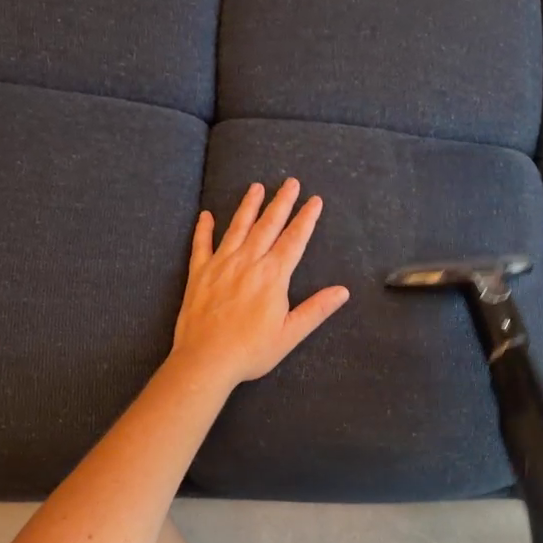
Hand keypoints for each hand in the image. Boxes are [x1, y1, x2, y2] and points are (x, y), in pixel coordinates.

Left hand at [171, 178, 349, 386]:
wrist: (205, 361)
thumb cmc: (251, 350)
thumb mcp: (290, 333)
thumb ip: (316, 309)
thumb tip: (343, 291)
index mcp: (273, 276)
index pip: (294, 239)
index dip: (306, 218)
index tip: (315, 200)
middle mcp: (248, 262)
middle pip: (268, 225)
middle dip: (281, 202)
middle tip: (290, 182)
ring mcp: (221, 264)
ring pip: (238, 227)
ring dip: (248, 206)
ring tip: (256, 187)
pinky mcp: (199, 273)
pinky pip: (202, 245)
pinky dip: (204, 229)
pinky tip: (207, 215)